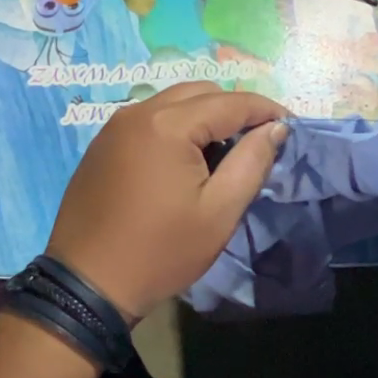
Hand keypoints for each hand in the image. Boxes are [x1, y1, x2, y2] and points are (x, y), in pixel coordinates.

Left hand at [47, 83, 288, 320]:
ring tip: (222, 155)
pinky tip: (183, 162)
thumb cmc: (160, 251)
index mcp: (168, 125)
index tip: (291, 127)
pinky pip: (148, 119)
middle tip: (256, 143)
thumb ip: (251, 163)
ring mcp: (115, 126)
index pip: (230, 101)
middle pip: (200, 92)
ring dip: (203, 117)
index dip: (266, 110)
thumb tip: (275, 128)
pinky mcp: (102, 144)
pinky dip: (174, 127)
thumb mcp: (218, 213)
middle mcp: (139, 112)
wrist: (87, 284)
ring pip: (172, 102)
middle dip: (233, 109)